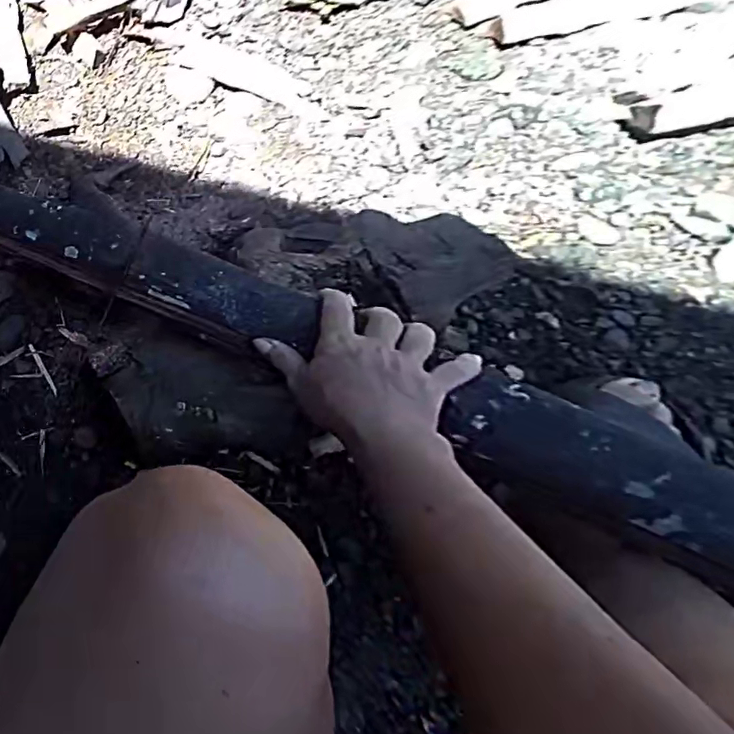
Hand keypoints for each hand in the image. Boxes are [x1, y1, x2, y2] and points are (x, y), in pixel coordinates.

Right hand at [255, 289, 482, 458]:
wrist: (384, 436)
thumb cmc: (336, 410)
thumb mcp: (301, 385)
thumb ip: (283, 360)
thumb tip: (260, 340)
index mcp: (342, 343)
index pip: (336, 307)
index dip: (333, 298)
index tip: (330, 297)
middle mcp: (377, 345)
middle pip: (383, 317)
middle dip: (378, 315)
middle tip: (370, 321)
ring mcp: (408, 363)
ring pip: (419, 335)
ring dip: (415, 333)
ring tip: (409, 336)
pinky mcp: (432, 384)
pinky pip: (455, 371)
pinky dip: (464, 366)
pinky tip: (473, 361)